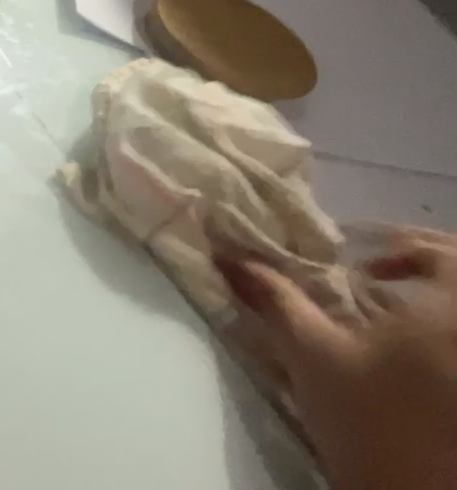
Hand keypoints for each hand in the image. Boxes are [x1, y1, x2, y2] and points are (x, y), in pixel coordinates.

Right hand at [219, 227, 456, 489]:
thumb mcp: (309, 350)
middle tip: (377, 271)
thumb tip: (227, 252)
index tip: (357, 261)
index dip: (402, 245)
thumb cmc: (366, 415)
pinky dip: (440, 329)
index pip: (446, 253)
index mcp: (451, 313)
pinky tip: (410, 348)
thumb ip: (274, 295)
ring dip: (437, 297)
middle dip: (427, 263)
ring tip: (393, 308)